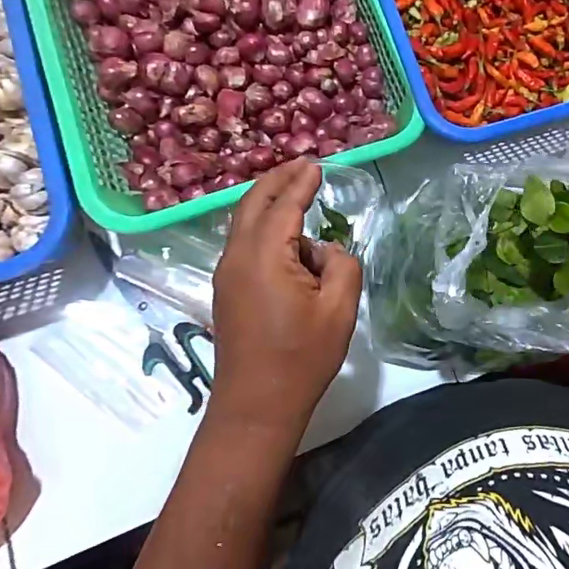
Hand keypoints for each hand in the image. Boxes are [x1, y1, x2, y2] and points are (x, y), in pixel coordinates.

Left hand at [210, 159, 360, 431]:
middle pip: (252, 203)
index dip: (301, 181)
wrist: (256, 405)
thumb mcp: (340, 309)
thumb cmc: (302, 358)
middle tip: (302, 166)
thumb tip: (326, 250)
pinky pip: (244, 243)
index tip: (317, 163)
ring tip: (298, 195)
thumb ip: (342, 265)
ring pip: (244, 223)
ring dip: (269, 203)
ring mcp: (226, 274)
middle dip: (277, 180)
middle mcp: (237, 257)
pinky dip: (263, 227)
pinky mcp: (227, 289)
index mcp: (263, 256)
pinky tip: (287, 237)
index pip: (284, 205)